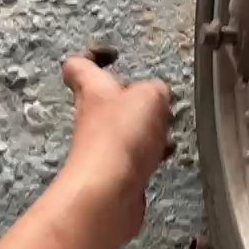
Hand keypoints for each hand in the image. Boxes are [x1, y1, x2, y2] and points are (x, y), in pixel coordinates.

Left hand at [55, 56, 171, 248]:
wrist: (107, 194)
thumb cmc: (121, 135)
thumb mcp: (149, 96)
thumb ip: (157, 90)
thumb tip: (158, 96)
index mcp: (93, 89)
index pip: (78, 64)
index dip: (93, 54)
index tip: (116, 55)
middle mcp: (93, 116)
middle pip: (109, 98)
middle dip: (136, 97)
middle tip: (158, 99)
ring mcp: (103, 146)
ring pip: (127, 127)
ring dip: (149, 126)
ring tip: (170, 127)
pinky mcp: (116, 172)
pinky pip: (136, 155)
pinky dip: (152, 153)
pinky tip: (168, 154)